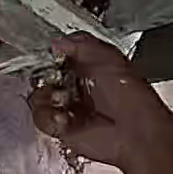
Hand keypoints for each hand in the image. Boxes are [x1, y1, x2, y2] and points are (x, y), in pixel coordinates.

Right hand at [28, 34, 172, 167]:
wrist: (134, 132)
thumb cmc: (130, 96)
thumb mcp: (108, 58)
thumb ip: (81, 44)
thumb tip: (57, 42)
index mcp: (88, 68)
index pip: (57, 57)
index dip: (50, 56)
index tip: (49, 56)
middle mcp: (76, 88)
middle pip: (42, 77)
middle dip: (44, 78)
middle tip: (55, 80)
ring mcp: (69, 109)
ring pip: (38, 98)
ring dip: (47, 98)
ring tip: (62, 99)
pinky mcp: (63, 129)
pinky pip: (42, 119)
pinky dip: (49, 117)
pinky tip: (64, 118)